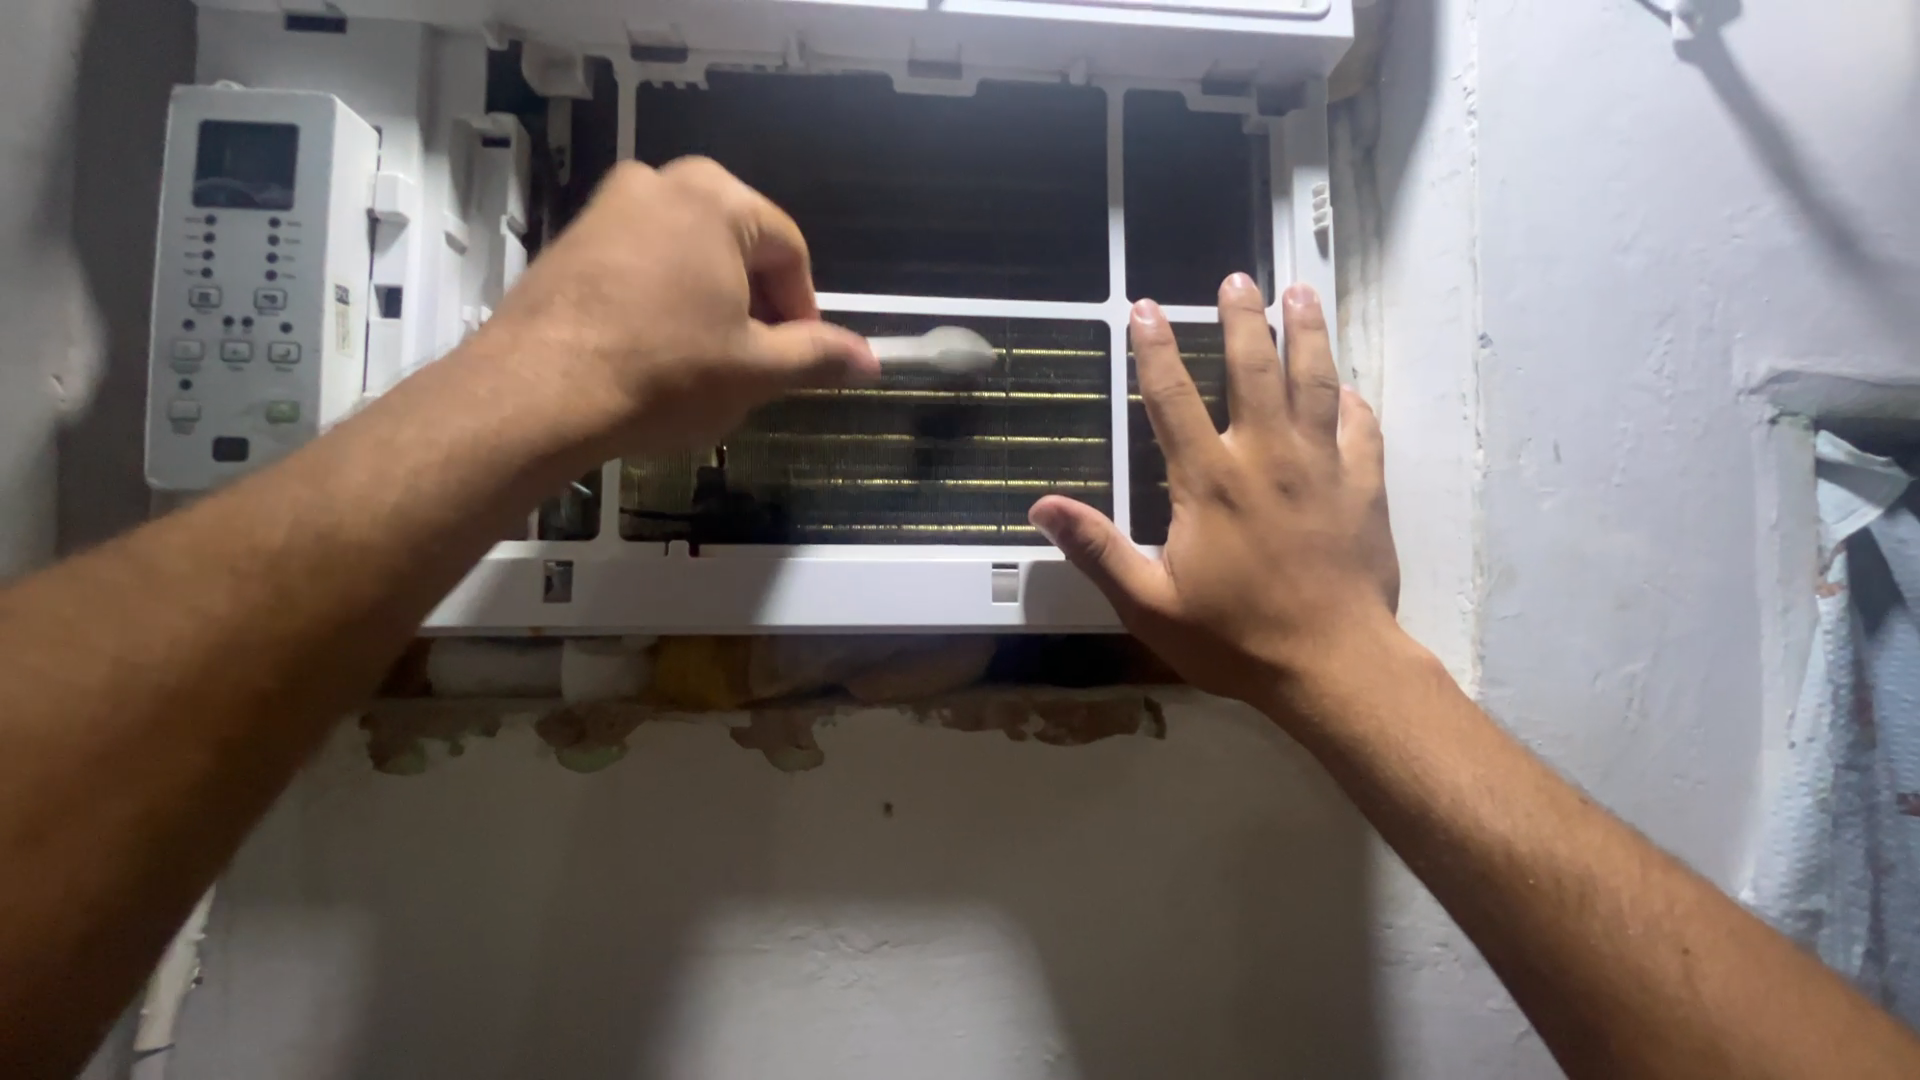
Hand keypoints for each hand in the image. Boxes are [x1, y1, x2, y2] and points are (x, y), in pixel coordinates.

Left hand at [472, 157, 877, 455]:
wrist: (538, 393)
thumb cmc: (666, 373)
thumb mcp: (758, 370)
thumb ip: (821, 357)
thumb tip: (874, 361)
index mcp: (717, 198)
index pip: (791, 251)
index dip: (805, 312)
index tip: (798, 360)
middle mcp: (661, 182)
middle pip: (741, 249)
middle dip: (759, 308)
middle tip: (755, 365)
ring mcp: (608, 207)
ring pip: (692, 257)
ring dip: (715, 307)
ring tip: (707, 366)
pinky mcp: (573, 241)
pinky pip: (646, 264)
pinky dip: (667, 303)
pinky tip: (659, 354)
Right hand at [1029, 275, 1400, 712]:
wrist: (1332, 667)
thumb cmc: (1233, 637)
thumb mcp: (1148, 604)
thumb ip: (1097, 549)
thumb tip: (1042, 507)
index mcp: (1209, 481)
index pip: (1173, 398)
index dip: (1157, 349)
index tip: (1147, 309)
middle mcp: (1266, 459)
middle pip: (1255, 370)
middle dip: (1244, 319)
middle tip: (1239, 278)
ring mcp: (1321, 469)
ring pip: (1316, 383)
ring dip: (1307, 334)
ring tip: (1302, 292)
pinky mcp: (1364, 489)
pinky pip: (1361, 430)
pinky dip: (1353, 402)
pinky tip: (1348, 387)